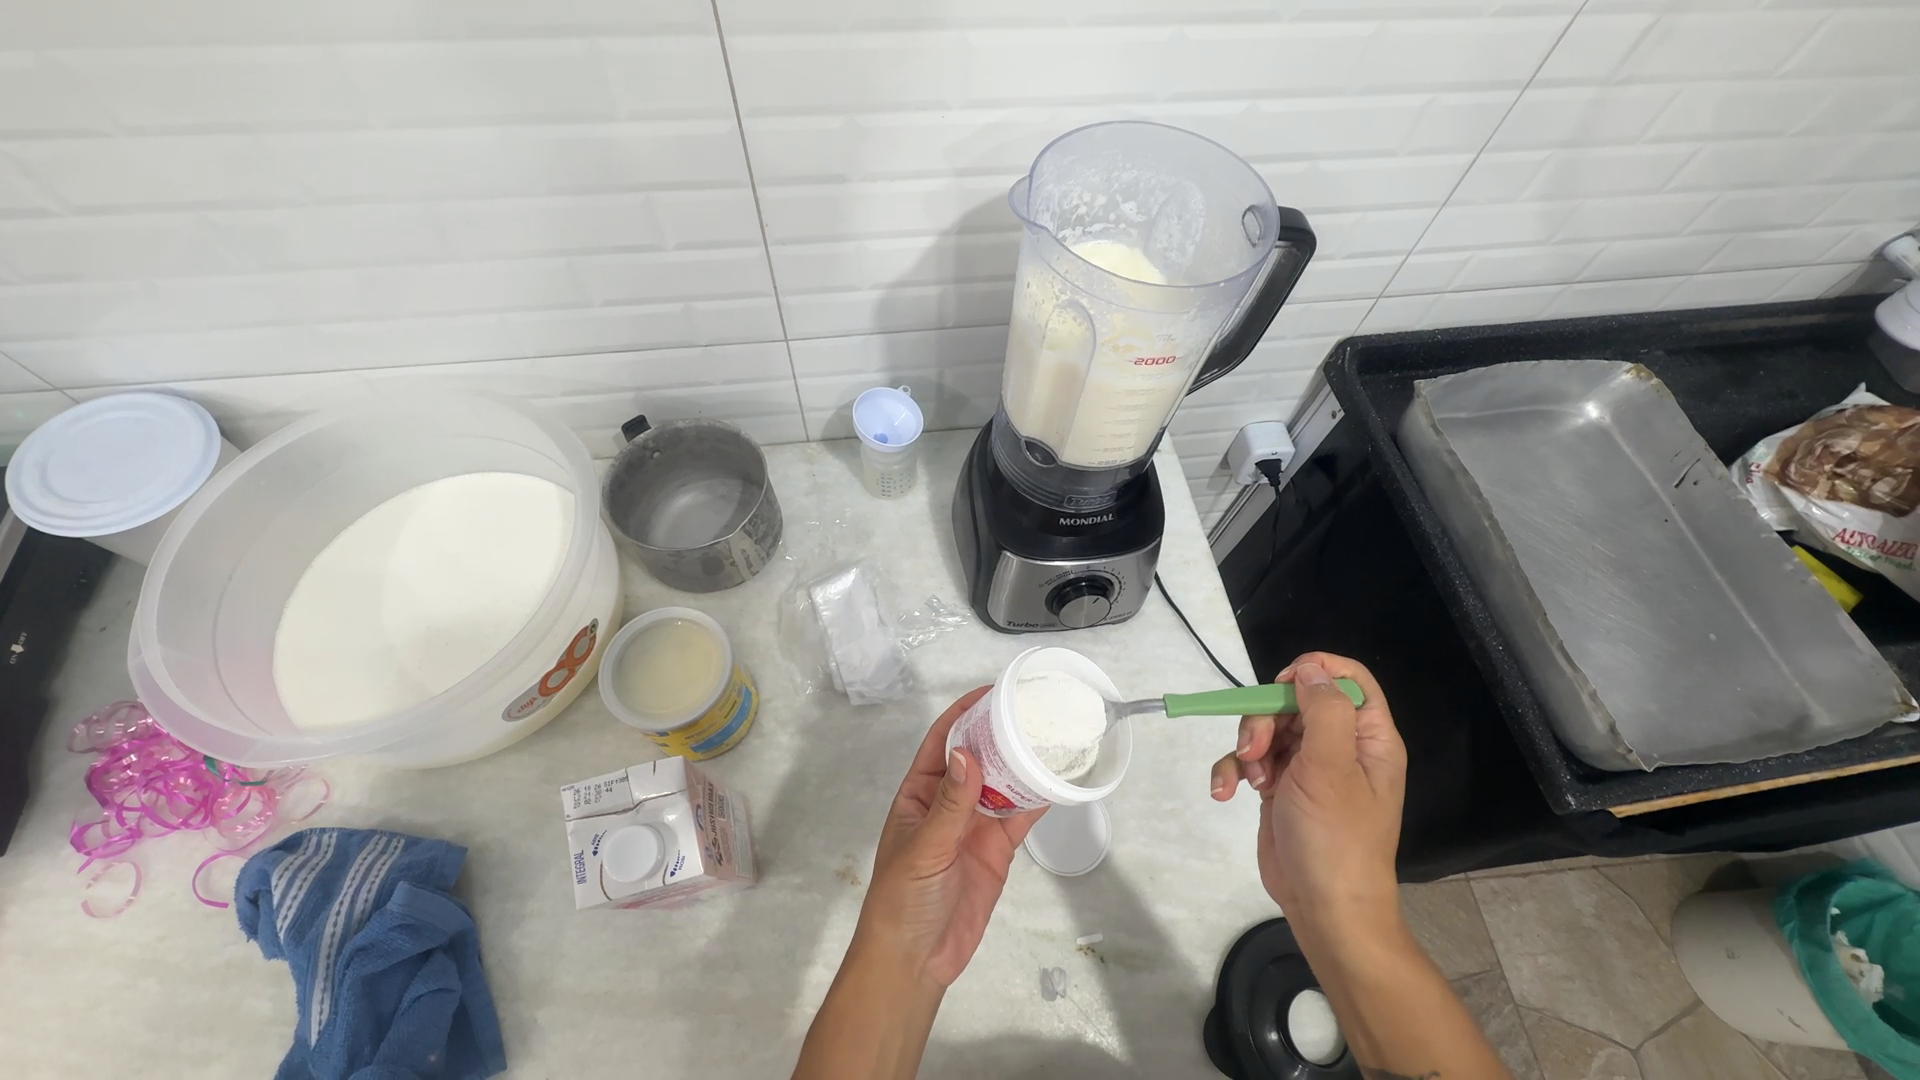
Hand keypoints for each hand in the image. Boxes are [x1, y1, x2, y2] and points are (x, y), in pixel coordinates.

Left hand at [857, 686, 1045, 988]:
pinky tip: (1056, 780)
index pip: (943, 743)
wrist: (917, 960)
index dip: (963, 715)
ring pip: (1003, 784)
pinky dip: (1036, 799)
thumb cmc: (903, 897)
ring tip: (1050, 738)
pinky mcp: (997, 849)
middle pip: (978, 758)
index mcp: (921, 792)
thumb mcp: (924, 847)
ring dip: (1021, 764)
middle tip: (1031, 710)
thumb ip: (950, 804)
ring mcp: (975, 825)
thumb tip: (968, 754)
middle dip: (1000, 735)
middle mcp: (949, 802)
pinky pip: (1019, 817)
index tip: (990, 692)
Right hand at [1209, 653, 1405, 930]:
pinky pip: (1249, 760)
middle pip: (1294, 700)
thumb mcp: (1332, 768)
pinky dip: (1233, 771)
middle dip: (1265, 719)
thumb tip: (1310, 670)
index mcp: (1367, 737)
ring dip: (1248, 748)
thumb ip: (1324, 711)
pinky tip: (1225, 792)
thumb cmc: (1337, 836)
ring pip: (1266, 728)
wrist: (1324, 907)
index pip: (1347, 679)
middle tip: (1256, 749)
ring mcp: (1306, 767)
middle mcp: (1338, 746)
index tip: (1282, 686)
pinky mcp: (1279, 787)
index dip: (1313, 671)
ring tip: (1251, 780)